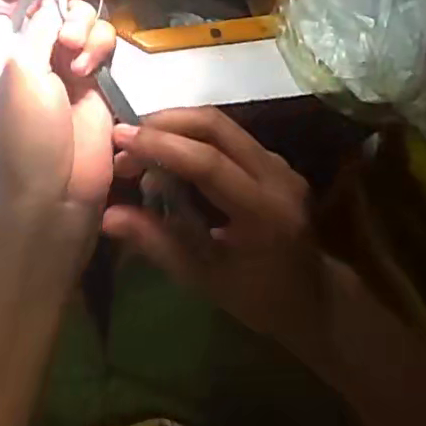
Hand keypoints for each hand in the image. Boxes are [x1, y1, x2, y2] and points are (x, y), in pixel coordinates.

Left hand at [0, 0, 116, 249]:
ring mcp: (67, 68)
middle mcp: (35, 56)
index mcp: (3, 54)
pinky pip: (104, 44)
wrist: (59, 188)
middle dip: (62, 11)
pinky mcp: (96, 80)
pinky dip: (100, 48)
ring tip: (78, 59)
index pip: (0, 11)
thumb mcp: (21, 73)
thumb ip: (38, 28)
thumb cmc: (28, 131)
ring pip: (83, 22)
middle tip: (65, 38)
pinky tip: (91, 70)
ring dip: (84, 30)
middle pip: (52, 9)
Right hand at [103, 107, 362, 360]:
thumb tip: (107, 215)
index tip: (119, 139)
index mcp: (264, 212)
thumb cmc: (259, 299)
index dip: (160, 146)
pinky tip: (169, 155)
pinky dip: (191, 136)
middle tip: (125, 140)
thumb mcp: (204, 280)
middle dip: (163, 124)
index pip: (208, 163)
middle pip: (215, 126)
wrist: (317, 300)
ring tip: (140, 148)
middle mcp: (276, 176)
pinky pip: (227, 135)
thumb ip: (157, 243)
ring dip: (174, 127)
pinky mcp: (273, 159)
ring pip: (220, 124)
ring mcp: (278, 163)